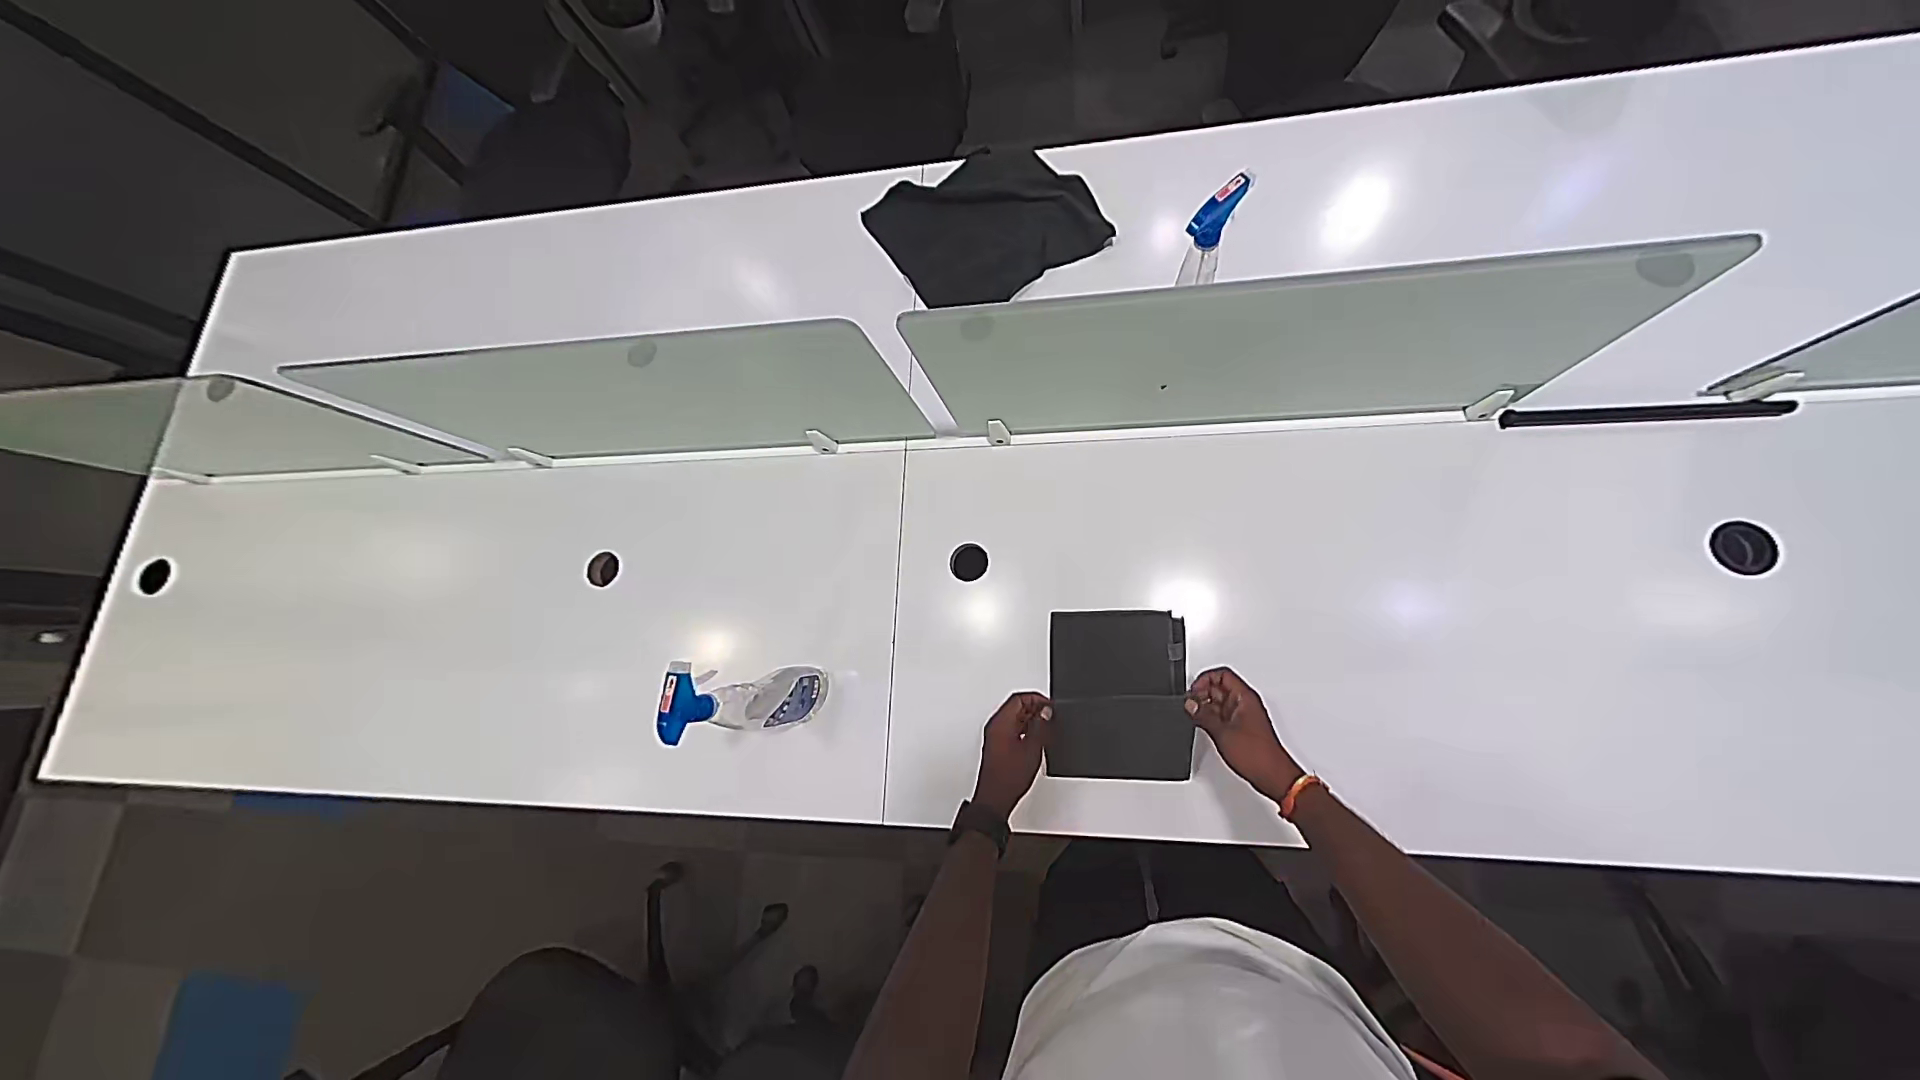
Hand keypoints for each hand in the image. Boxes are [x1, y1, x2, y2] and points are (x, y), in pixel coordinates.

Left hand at [972, 692, 1052, 819]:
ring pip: (1014, 718)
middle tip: (1050, 714)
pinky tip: (1036, 738)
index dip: (1036, 698)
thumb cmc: (1008, 777)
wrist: (995, 798)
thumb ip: (1040, 726)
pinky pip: (1012, 729)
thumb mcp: (1032, 748)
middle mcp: (995, 727)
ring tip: (1046, 726)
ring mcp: (995, 736)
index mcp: (1000, 722)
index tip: (1049, 705)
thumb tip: (1045, 712)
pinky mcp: (997, 746)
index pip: (1018, 698)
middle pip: (1015, 706)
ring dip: (1030, 719)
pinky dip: (1025, 729)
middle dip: (1034, 707)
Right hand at [1187, 667, 1303, 802]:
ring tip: (1196, 716)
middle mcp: (1245, 704)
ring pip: (1220, 701)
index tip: (1193, 692)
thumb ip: (1203, 715)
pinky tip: (1204, 725)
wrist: (1273, 776)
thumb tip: (1190, 704)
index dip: (1204, 679)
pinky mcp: (1242, 728)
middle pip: (1219, 686)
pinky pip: (1222, 715)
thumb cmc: (1258, 754)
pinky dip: (1211, 717)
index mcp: (1245, 697)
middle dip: (1202, 693)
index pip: (1222, 675)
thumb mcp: (1222, 732)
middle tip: (1191, 704)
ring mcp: (1244, 716)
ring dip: (1206, 706)